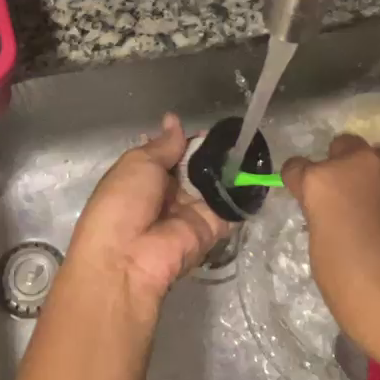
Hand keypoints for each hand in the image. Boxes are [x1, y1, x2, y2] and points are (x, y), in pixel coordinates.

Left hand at [62, 114, 231, 323]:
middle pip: (194, 170)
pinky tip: (257, 174)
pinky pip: (228, 211)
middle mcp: (167, 196)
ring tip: (249, 147)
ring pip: (213, 187)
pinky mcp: (209, 232)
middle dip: (210, 155)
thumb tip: (174, 120)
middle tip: (233, 136)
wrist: (127, 260)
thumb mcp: (138, 164)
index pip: (171, 155)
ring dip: (228, 170)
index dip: (186, 142)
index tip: (208, 129)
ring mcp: (190, 214)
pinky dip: (241, 195)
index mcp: (143, 178)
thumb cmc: (123, 203)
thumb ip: (164, 145)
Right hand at [280, 134, 379, 373]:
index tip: (309, 200)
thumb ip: (323, 218)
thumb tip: (332, 212)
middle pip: (343, 148)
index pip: (298, 167)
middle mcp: (361, 161)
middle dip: (344, 169)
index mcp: (323, 182)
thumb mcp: (322, 257)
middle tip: (354, 203)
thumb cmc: (363, 295)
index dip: (302, 185)